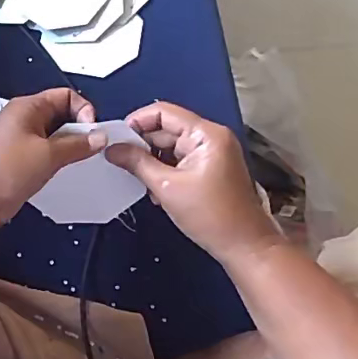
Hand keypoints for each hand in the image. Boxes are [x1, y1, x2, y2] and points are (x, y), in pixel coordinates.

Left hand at [0, 88, 104, 222]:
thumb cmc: (2, 170)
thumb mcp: (49, 154)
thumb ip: (78, 144)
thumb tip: (97, 137)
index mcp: (27, 106)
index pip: (65, 95)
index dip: (83, 110)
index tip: (91, 130)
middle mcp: (23, 119)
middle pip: (61, 114)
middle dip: (78, 129)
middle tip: (86, 147)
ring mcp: (20, 138)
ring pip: (55, 135)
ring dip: (68, 146)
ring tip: (73, 160)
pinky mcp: (20, 158)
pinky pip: (46, 151)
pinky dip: (57, 158)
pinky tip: (61, 169)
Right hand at [105, 100, 283, 262]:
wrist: (245, 246)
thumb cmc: (210, 216)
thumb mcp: (166, 187)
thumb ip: (136, 162)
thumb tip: (112, 149)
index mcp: (205, 134)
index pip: (163, 112)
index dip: (136, 122)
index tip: (116, 139)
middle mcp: (211, 137)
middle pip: (166, 128)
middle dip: (141, 143)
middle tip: (120, 160)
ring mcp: (211, 152)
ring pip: (170, 145)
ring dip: (151, 159)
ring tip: (136, 177)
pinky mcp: (210, 167)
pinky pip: (179, 158)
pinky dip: (163, 169)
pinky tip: (153, 187)